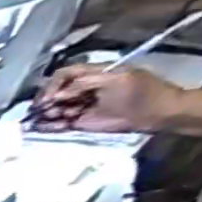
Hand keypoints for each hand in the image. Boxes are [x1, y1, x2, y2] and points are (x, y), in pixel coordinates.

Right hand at [32, 66, 183, 133]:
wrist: (156, 114)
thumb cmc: (140, 93)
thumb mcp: (116, 80)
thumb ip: (84, 83)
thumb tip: (53, 98)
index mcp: (93, 74)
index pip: (63, 74)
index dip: (51, 85)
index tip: (47, 99)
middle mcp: (81, 89)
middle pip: (52, 92)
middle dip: (45, 102)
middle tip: (47, 111)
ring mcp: (77, 106)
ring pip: (48, 109)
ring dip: (47, 115)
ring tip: (61, 118)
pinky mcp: (75, 121)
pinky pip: (51, 125)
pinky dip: (48, 127)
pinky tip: (58, 126)